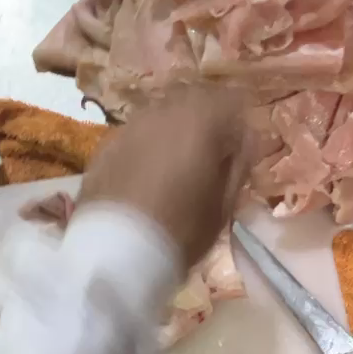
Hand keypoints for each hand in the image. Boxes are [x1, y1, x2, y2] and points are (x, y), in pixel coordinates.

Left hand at [80, 87, 249, 269]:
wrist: (115, 253)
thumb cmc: (180, 233)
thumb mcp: (223, 207)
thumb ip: (239, 166)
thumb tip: (247, 140)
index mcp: (202, 119)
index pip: (234, 100)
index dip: (240, 124)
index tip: (240, 151)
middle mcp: (164, 110)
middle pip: (195, 100)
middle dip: (207, 121)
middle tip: (211, 156)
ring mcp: (130, 125)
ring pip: (162, 115)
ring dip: (175, 132)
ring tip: (177, 166)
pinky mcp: (105, 145)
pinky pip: (136, 135)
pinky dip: (147, 147)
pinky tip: (146, 176)